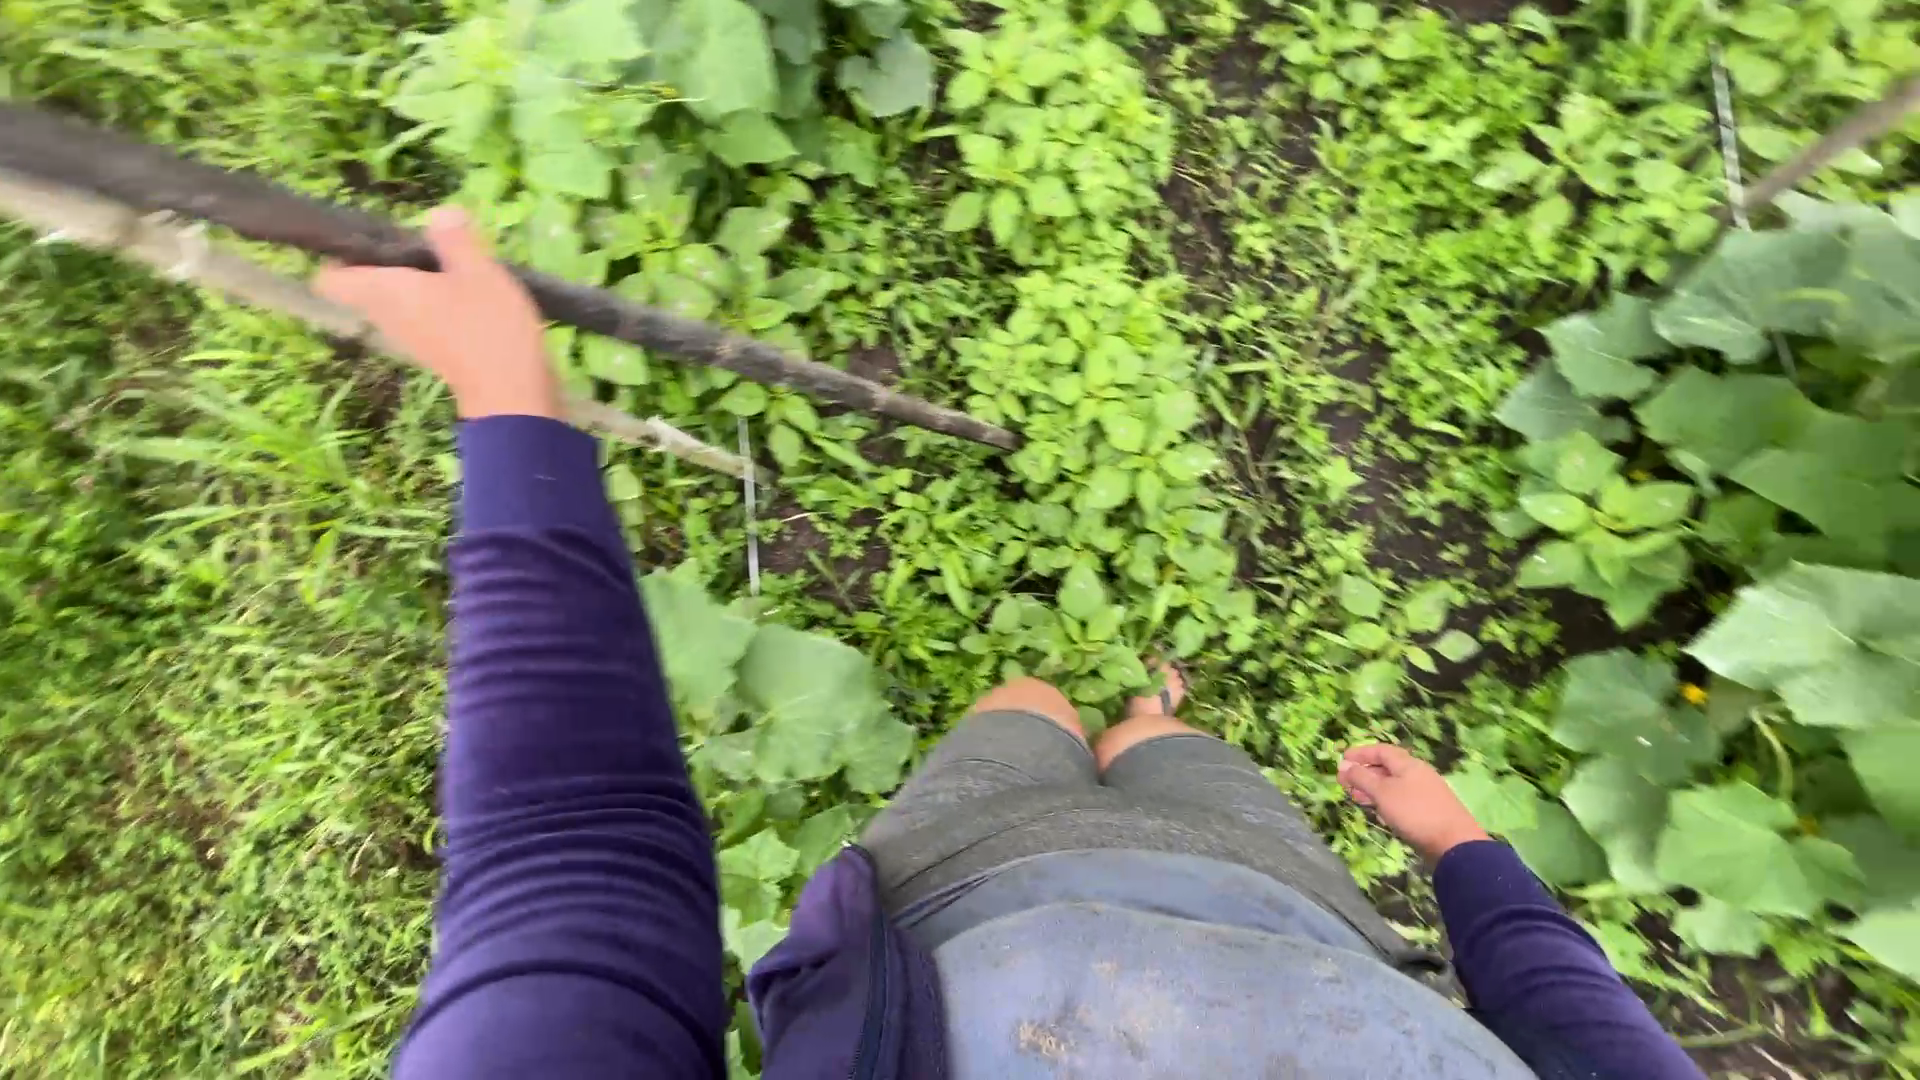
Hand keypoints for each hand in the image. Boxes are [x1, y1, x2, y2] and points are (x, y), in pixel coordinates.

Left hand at [315, 206, 559, 419]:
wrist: (515, 394)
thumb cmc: (490, 328)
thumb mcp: (479, 271)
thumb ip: (456, 239)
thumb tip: (440, 212)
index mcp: (383, 290)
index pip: (329, 278)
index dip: (343, 258)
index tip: (375, 245)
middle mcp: (388, 318)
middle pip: (370, 290)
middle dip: (391, 271)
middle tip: (427, 255)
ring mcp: (415, 342)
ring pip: (401, 309)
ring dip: (421, 293)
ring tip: (458, 278)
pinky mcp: (443, 358)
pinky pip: (428, 326)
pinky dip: (443, 315)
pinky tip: (476, 307)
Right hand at [1338, 743, 1489, 863]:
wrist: (1455, 845)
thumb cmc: (1414, 812)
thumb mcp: (1382, 792)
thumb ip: (1361, 777)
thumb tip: (1344, 766)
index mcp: (1408, 764)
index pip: (1380, 750)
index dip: (1360, 753)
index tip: (1342, 761)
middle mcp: (1418, 774)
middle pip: (1386, 767)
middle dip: (1364, 773)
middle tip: (1345, 783)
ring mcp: (1425, 793)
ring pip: (1393, 785)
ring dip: (1372, 789)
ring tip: (1356, 799)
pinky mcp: (1429, 811)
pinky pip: (1401, 799)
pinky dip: (1385, 801)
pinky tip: (1379, 812)